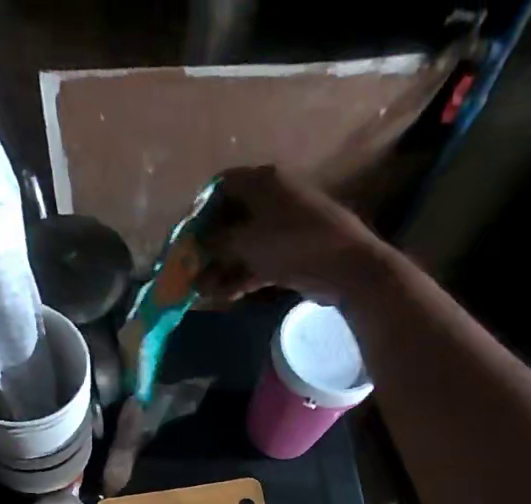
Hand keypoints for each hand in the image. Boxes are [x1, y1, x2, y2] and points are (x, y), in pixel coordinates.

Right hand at [196, 165, 390, 306]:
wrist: (345, 265)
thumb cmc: (290, 243)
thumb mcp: (245, 241)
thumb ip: (215, 242)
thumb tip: (197, 244)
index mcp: (262, 181)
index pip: (221, 186)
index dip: (200, 209)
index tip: (186, 235)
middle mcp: (273, 198)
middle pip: (232, 218)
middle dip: (210, 246)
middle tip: (191, 268)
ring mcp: (284, 227)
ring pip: (245, 244)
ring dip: (223, 267)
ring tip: (203, 290)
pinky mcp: (293, 253)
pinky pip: (260, 261)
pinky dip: (243, 276)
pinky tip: (225, 295)